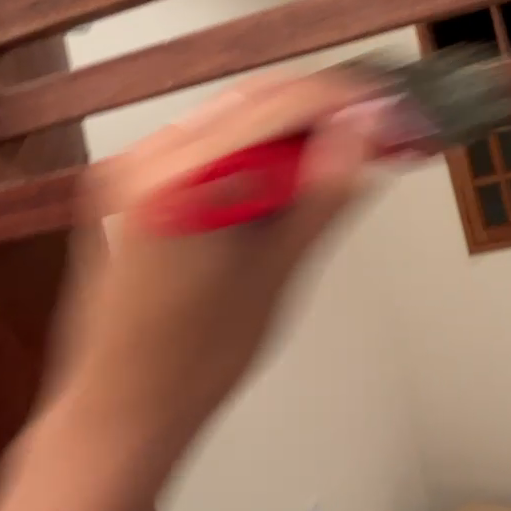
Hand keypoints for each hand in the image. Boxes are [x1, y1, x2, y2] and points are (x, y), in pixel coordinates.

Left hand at [0, 70, 389, 510]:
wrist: (120, 412)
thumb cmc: (188, 363)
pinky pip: (219, 137)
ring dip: (300, 124)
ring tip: (351, 149)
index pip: (282, 106)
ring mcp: (138, 167)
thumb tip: (368, 129)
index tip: (391, 111)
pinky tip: (300, 169)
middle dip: (328, 108)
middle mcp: (148, 160)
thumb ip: (326, 187)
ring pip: (242, 111)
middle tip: (381, 128)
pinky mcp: (142, 180)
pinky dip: (267, 145)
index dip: (347, 102)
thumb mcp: (278, 268)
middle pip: (261, 98)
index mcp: (177, 182)